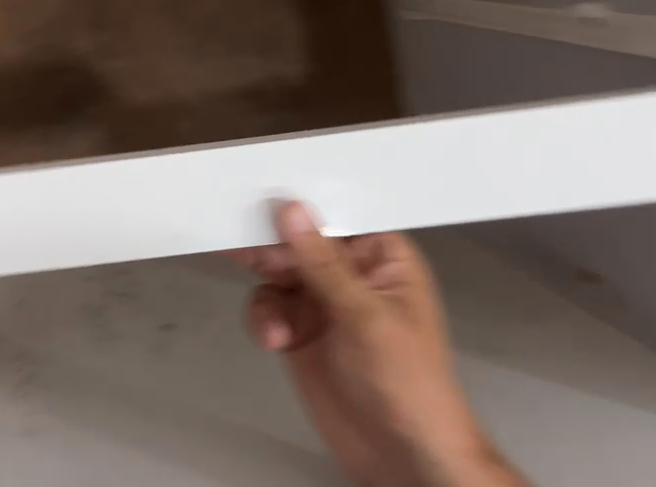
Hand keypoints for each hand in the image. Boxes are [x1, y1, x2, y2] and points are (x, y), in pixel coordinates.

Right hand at [234, 202, 529, 486]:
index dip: (299, 204)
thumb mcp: (366, 318)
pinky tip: (276, 340)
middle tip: (244, 252)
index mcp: (381, 257)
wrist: (404, 461)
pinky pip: (266, 304)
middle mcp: (349, 272)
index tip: (261, 195)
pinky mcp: (299, 327)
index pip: (333, 214)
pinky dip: (263, 320)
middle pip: (295, 238)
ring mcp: (322, 300)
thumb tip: (292, 210)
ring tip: (276, 323)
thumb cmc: (411, 388)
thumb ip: (322, 262)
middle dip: (270, 250)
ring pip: (273, 269)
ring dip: (266, 294)